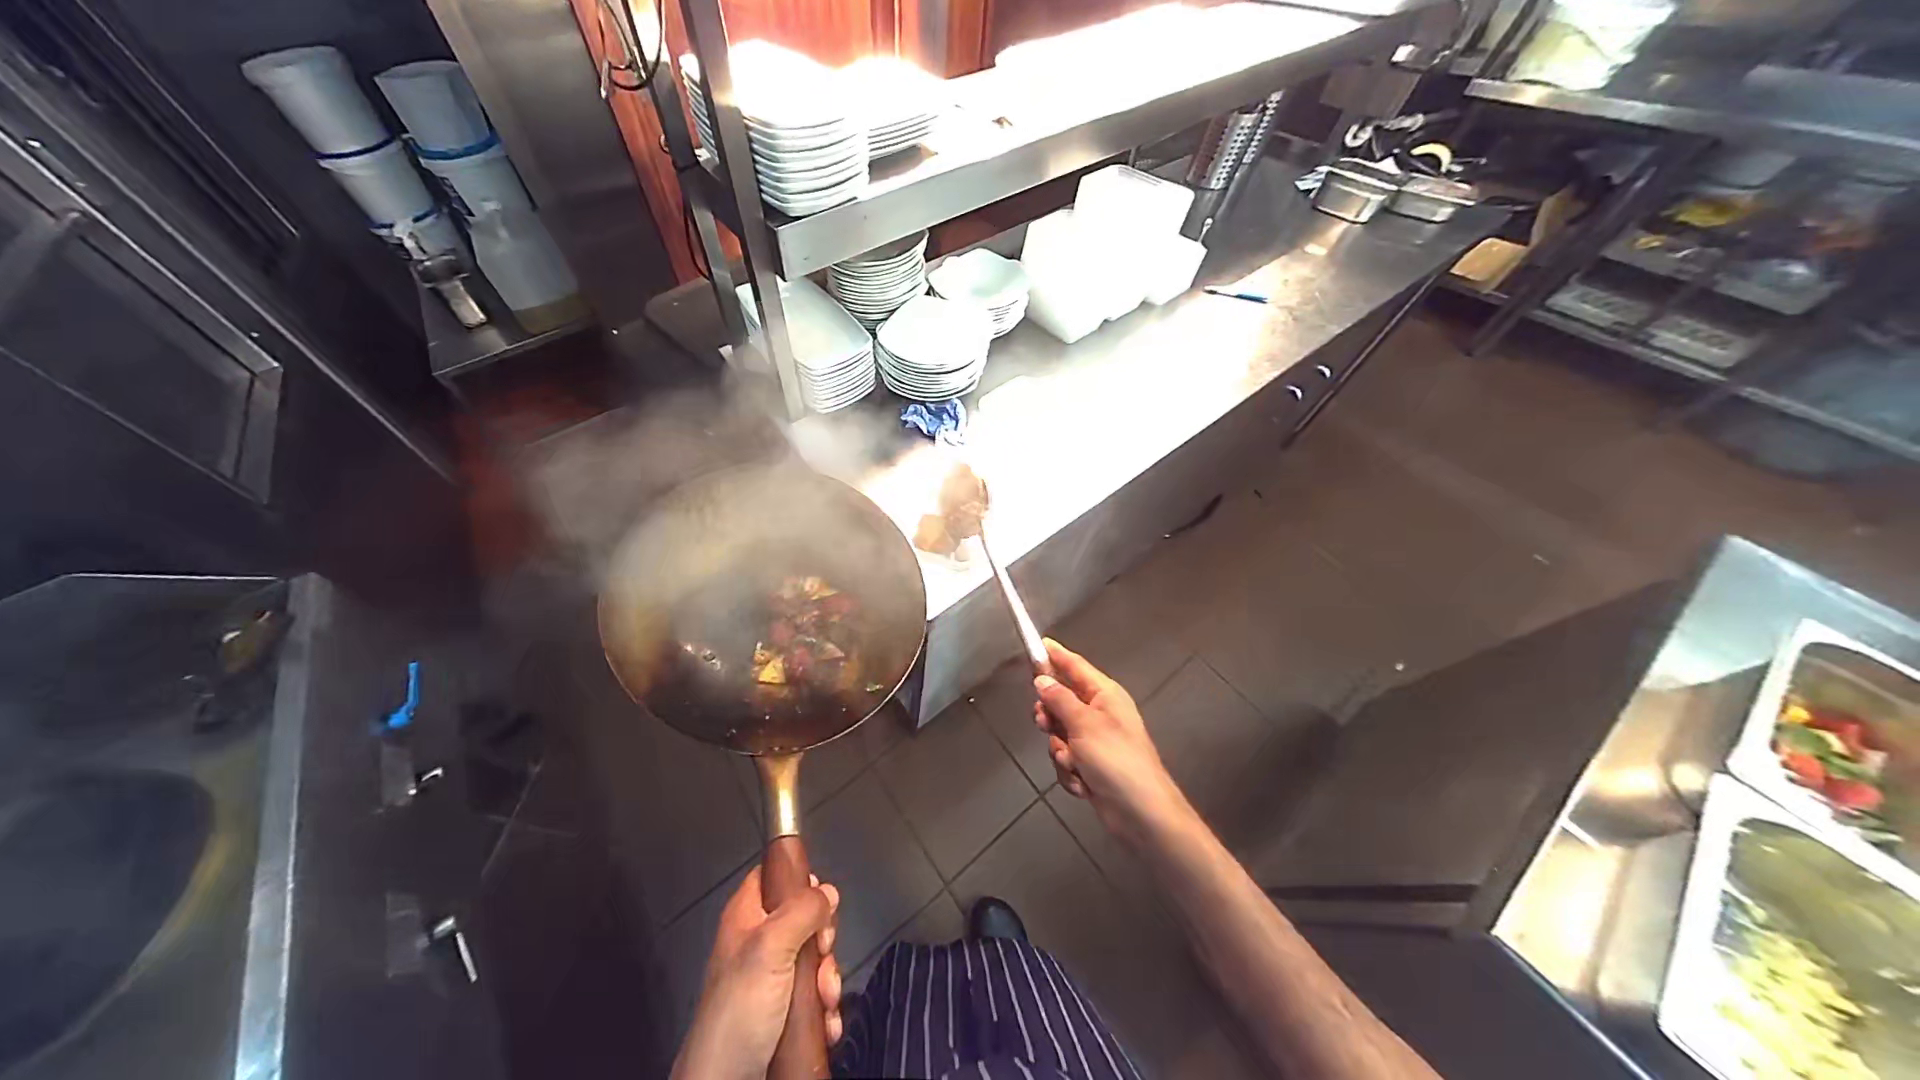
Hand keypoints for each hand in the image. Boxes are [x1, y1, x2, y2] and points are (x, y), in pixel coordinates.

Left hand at [671, 866, 841, 1079]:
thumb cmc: (741, 1009)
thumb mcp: (770, 947)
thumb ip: (802, 910)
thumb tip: (827, 891)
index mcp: (746, 917)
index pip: (773, 876)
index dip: (799, 881)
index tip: (820, 900)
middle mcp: (758, 943)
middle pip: (804, 918)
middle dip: (824, 938)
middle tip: (822, 952)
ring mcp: (771, 981)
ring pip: (815, 959)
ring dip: (828, 980)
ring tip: (824, 1001)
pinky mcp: (783, 1014)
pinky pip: (815, 996)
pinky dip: (826, 1008)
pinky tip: (826, 1023)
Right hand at [1033, 638, 1187, 843]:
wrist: (1140, 813)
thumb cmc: (1116, 760)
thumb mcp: (1084, 723)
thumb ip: (1059, 699)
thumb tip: (1042, 679)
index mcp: (1105, 694)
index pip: (1075, 666)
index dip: (1055, 655)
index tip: (1035, 645)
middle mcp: (1100, 713)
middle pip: (1061, 702)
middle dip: (1051, 717)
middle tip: (1046, 725)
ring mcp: (1095, 741)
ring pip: (1059, 735)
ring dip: (1061, 751)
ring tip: (1073, 763)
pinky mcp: (1091, 767)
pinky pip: (1065, 759)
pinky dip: (1069, 772)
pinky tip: (1082, 783)